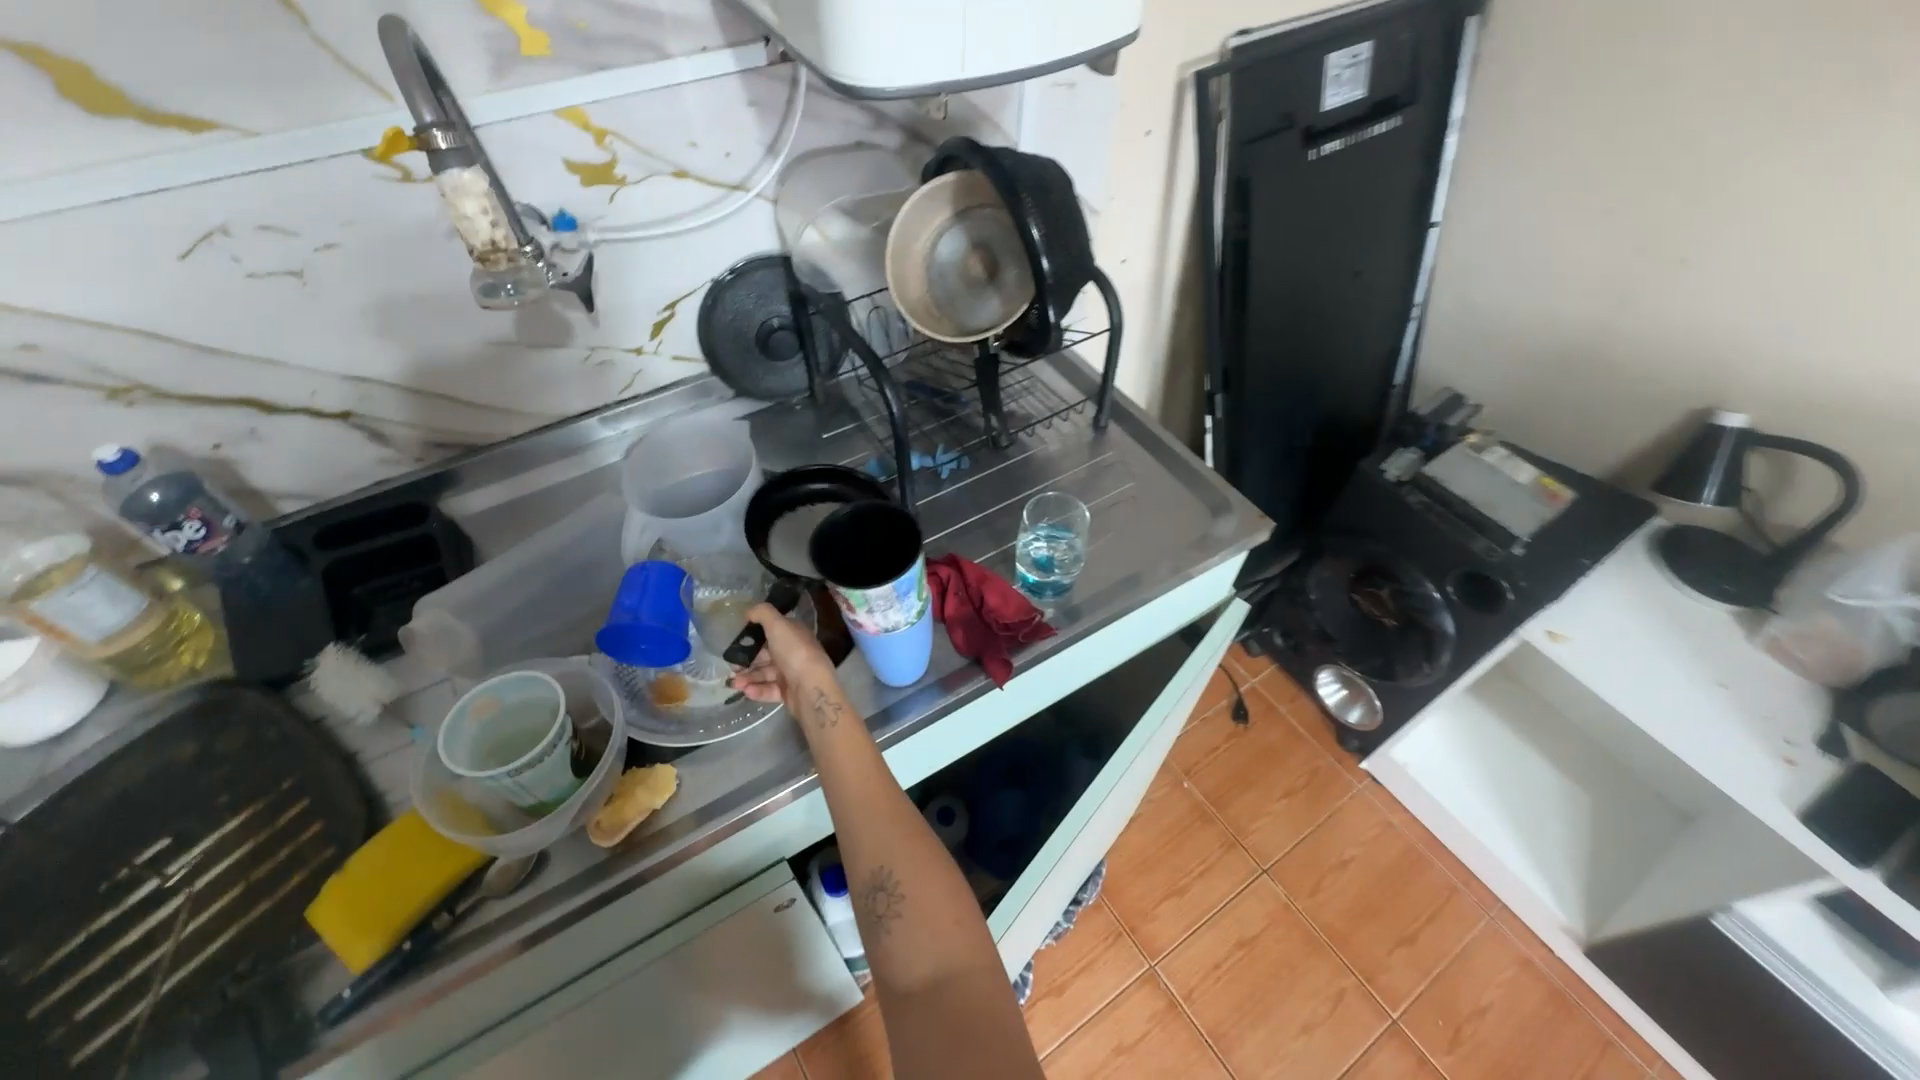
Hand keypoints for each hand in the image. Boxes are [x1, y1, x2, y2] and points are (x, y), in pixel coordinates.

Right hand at [729, 603, 836, 704]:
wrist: (811, 688)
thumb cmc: (795, 652)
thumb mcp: (778, 625)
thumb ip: (763, 613)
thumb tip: (749, 611)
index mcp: (794, 635)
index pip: (772, 632)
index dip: (754, 636)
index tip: (736, 642)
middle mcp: (793, 653)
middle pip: (765, 655)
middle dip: (746, 661)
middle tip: (732, 666)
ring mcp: (792, 674)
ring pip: (765, 674)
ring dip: (748, 678)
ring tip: (735, 684)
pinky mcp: (789, 693)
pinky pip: (769, 690)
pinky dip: (757, 690)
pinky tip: (746, 691)